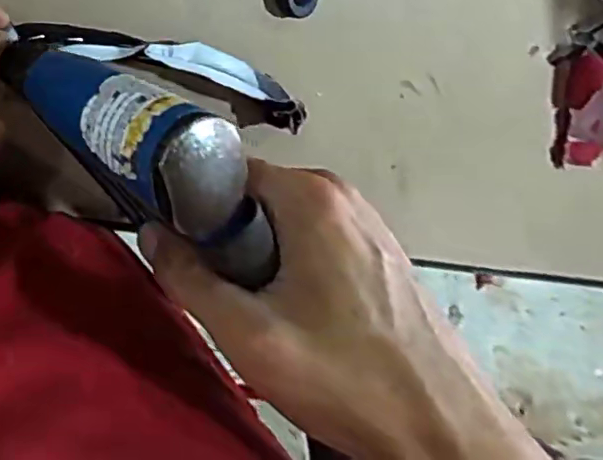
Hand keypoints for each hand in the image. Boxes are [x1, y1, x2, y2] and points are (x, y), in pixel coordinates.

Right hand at [141, 161, 539, 459]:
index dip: (191, 200)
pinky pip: (309, 236)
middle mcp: (340, 196)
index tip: (177, 236)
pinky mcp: (380, 254)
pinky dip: (286, 258)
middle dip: (222, 229)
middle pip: (250, 194)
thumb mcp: (247, 334)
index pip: (223, 169)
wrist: (454, 447)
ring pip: (278, 217)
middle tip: (210, 275)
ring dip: (252, 246)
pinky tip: (286, 304)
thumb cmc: (351, 381)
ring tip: (245, 293)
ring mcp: (366, 224)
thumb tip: (149, 233)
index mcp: (311, 195)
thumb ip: (186, 277)